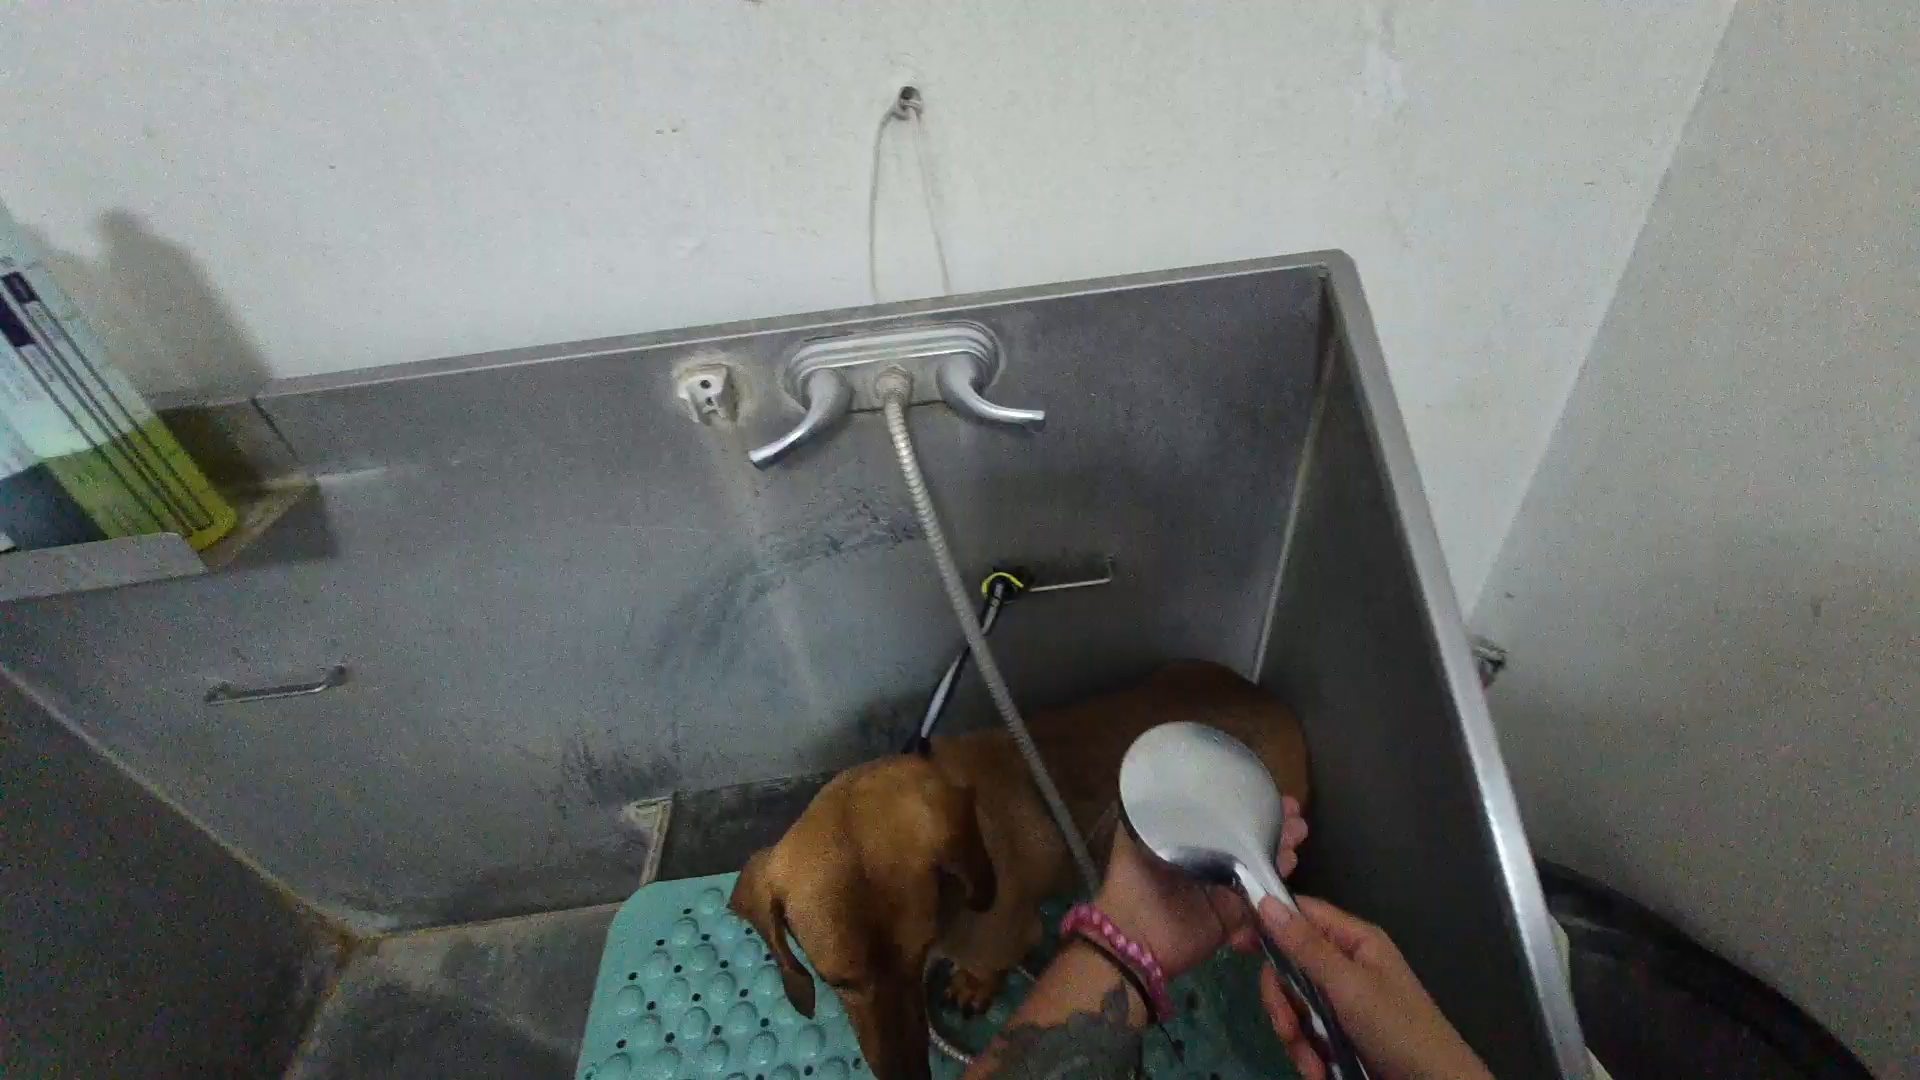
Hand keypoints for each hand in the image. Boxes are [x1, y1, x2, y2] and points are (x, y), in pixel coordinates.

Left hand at [1095, 795, 1308, 977]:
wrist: (1134, 935)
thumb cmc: (1131, 880)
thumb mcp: (1133, 837)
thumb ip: (1146, 815)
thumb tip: (1160, 782)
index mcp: (1185, 842)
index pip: (1220, 819)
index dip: (1242, 806)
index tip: (1265, 789)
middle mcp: (1207, 862)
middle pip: (1244, 839)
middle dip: (1269, 824)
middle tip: (1293, 810)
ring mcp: (1223, 888)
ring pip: (1257, 863)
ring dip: (1279, 846)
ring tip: (1297, 829)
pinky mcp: (1234, 915)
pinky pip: (1260, 896)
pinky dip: (1275, 880)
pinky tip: (1288, 859)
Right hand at [1258, 895, 1495, 1079]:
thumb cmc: (1401, 1033)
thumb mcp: (1350, 987)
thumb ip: (1304, 945)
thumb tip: (1263, 900)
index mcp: (1354, 941)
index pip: (1299, 913)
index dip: (1266, 922)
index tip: (1236, 943)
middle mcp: (1345, 964)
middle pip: (1289, 963)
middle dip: (1282, 999)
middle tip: (1286, 1028)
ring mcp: (1343, 1001)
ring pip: (1294, 1001)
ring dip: (1294, 1033)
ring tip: (1310, 1064)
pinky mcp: (1342, 1034)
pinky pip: (1307, 1030)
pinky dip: (1307, 1053)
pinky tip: (1319, 1073)